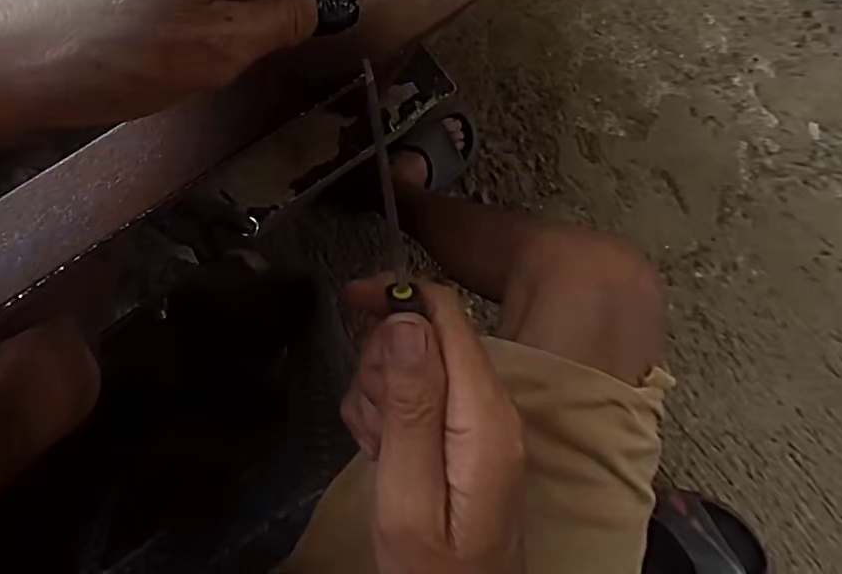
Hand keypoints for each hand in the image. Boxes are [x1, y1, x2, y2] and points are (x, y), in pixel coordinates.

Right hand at [341, 276, 527, 573]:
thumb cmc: (429, 570)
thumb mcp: (407, 494)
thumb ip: (411, 406)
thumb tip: (408, 321)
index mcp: (484, 415)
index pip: (445, 313)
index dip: (397, 294)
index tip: (353, 300)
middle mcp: (488, 404)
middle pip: (423, 330)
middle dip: (382, 356)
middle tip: (372, 410)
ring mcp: (475, 414)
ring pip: (411, 355)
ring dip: (379, 384)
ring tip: (378, 439)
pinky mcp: (459, 424)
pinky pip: (412, 384)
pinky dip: (385, 405)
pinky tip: (383, 443)